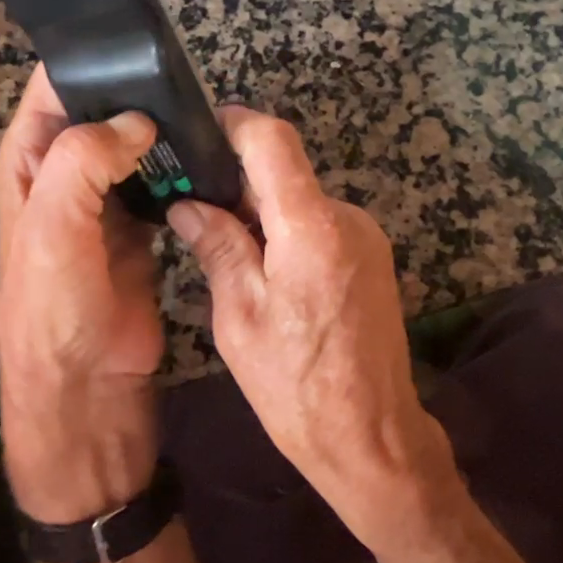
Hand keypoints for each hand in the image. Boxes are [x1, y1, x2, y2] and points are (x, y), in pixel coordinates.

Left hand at [0, 65, 164, 522]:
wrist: (87, 386)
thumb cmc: (54, 307)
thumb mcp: (53, 226)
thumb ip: (85, 160)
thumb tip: (138, 120)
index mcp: (30, 161)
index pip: (55, 88)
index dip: (92, 62)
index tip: (141, 43)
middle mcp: (65, 174)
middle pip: (103, 112)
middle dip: (140, 96)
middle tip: (189, 80)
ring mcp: (105, 202)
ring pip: (137, 147)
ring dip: (165, 135)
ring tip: (206, 116)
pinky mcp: (140, 229)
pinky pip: (162, 185)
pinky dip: (182, 173)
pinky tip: (209, 162)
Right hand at [167, 108, 456, 546]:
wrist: (371, 437)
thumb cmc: (295, 386)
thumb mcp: (239, 317)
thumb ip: (218, 248)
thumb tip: (187, 205)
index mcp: (312, 229)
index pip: (273, 141)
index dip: (234, 124)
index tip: (200, 131)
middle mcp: (349, 220)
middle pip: (286, 174)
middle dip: (238, 186)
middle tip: (191, 212)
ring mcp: (368, 239)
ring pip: (301, 203)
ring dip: (262, 217)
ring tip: (224, 256)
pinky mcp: (374, 260)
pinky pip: (321, 228)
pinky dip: (288, 237)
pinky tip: (264, 276)